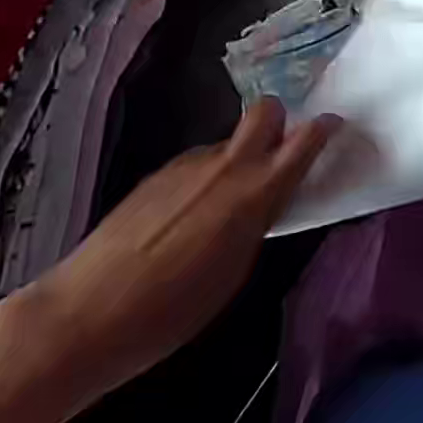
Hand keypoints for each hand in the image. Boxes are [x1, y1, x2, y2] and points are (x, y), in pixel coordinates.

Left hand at [34, 97, 340, 388]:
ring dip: (237, 161)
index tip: (332, 125)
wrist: (90, 310)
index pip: (303, 141)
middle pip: (265, 111)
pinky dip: (205, 179)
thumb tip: (265, 199)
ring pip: (227, 144)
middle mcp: (225, 165)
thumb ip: (257, 220)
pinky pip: (198, 164)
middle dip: (279, 122)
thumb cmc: (174, 308)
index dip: (323, 129)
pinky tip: (186, 219)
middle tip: (278, 152)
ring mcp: (188, 163)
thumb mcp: (235, 270)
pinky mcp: (160, 172)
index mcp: (254, 192)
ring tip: (222, 209)